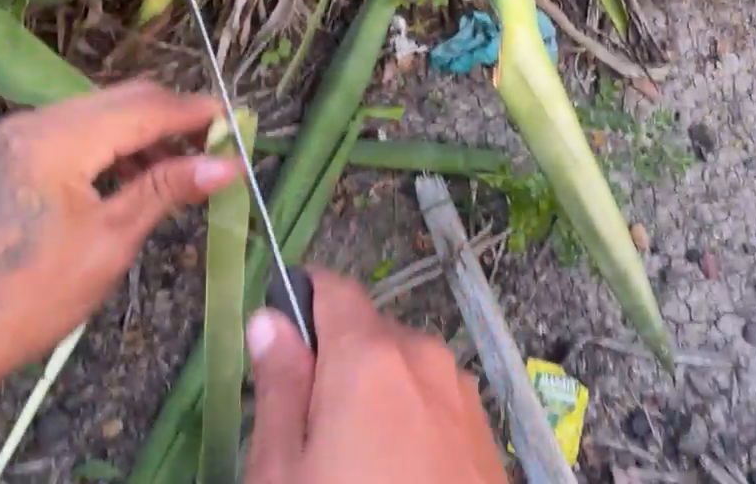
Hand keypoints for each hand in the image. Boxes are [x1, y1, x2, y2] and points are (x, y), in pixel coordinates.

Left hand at [0, 80, 240, 404]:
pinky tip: (141, 173)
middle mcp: (38, 121)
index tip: (241, 126)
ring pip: (106, 111)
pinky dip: (119, 143)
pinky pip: (82, 131)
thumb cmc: (29, 296)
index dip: (198, 113)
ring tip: (188, 166)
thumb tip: (230, 163)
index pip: (148, 106)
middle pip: (128, 98)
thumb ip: (168, 188)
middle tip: (219, 147)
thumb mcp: (110, 241)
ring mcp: (21, 136)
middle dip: (177, 117)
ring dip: (150, 130)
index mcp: (59, 138)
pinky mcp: (14, 156)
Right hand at [244, 269, 508, 483]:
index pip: (334, 290)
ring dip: (373, 398)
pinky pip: (433, 403)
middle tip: (305, 437)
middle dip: (334, 367)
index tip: (278, 341)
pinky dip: (409, 422)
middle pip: (368, 335)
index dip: (301, 301)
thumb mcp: (283, 476)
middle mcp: (425, 358)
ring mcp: (462, 394)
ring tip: (351, 470)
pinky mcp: (484, 432)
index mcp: (372, 357)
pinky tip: (396, 480)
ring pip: (402, 372)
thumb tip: (271, 321)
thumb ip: (280, 388)